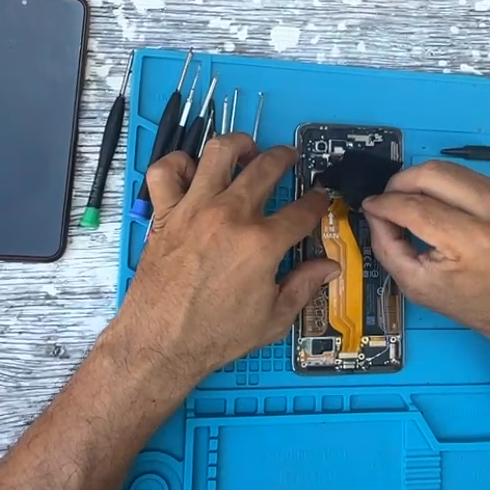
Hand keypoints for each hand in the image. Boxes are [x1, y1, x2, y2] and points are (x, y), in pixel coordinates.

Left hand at [105, 134, 338, 390]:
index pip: (303, 210)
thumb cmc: (215, 336)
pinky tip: (192, 172)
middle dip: (286, 158)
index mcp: (262, 243)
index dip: (318, 201)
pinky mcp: (164, 213)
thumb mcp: (273, 319)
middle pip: (266, 167)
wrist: (160, 344)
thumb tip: (329, 267)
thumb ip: (304, 286)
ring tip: (246, 150)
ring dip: (238, 145)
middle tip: (289, 159)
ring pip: (219, 152)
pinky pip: (166, 170)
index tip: (319, 198)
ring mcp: (194, 210)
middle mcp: (230, 216)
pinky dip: (178, 164)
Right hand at [362, 161, 489, 351]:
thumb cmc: (476, 303)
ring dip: (421, 182)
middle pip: (430, 174)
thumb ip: (388, 246)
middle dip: (399, 183)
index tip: (371, 206)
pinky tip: (442, 206)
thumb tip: (375, 211)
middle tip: (389, 200)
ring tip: (412, 203)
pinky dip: (445, 186)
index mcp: (472, 242)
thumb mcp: (419, 287)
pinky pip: (464, 174)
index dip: (384, 204)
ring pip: (446, 168)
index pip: (414, 207)